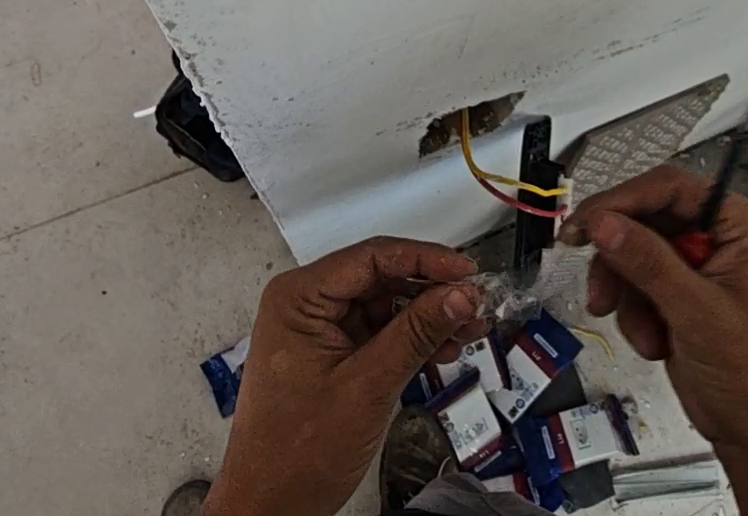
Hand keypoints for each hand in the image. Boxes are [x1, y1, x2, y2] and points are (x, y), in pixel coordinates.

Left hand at [204, 237, 488, 515]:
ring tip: (470, 330)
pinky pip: (383, 329)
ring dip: (430, 316)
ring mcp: (322, 326)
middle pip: (384, 277)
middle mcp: (309, 301)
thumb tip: (463, 294)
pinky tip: (446, 349)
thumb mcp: (368, 386)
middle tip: (476, 303)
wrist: (271, 512)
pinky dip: (415, 338)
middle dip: (432, 291)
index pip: (373, 256)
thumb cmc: (302, 452)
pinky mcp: (336, 350)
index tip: (468, 271)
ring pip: (389, 303)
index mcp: (300, 296)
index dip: (426, 259)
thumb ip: (417, 333)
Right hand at [556, 165, 747, 447]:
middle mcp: (709, 233)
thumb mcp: (698, 313)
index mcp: (733, 223)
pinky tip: (650, 340)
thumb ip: (649, 264)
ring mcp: (687, 262)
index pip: (668, 188)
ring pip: (627, 249)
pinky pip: (628, 280)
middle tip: (584, 264)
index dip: (623, 200)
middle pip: (641, 216)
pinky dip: (630, 311)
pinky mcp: (669, 289)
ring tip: (638, 331)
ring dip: (623, 291)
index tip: (586, 222)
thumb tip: (604, 223)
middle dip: (617, 254)